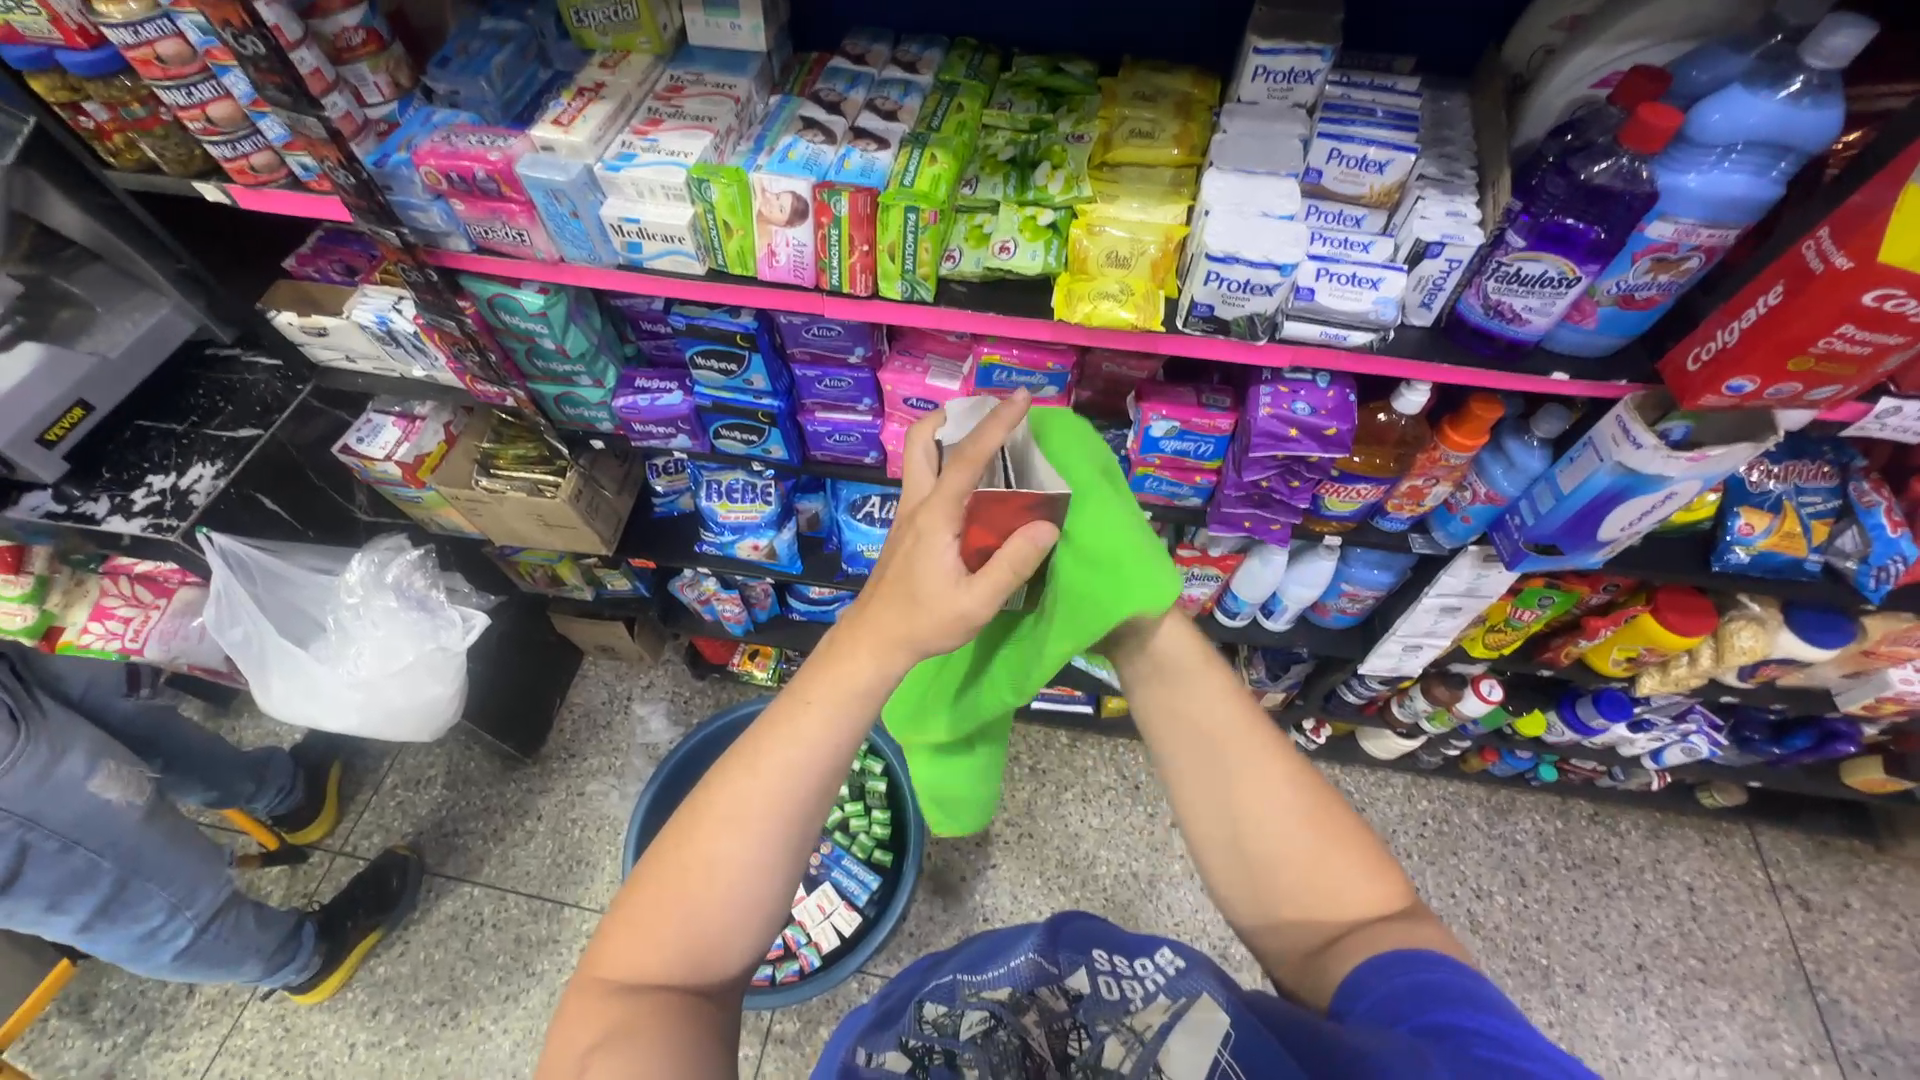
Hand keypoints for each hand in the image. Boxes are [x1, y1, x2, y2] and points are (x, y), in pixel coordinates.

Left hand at [839, 391, 1060, 671]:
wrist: (875, 639)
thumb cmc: (925, 622)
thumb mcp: (977, 602)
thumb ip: (1012, 564)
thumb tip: (1047, 526)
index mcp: (936, 516)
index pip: (968, 458)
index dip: (997, 424)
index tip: (1021, 397)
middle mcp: (917, 504)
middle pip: (922, 440)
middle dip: (952, 416)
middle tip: (986, 411)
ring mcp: (907, 514)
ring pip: (919, 458)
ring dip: (946, 437)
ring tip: (984, 440)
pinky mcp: (906, 527)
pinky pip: (925, 480)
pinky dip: (946, 464)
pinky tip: (972, 487)